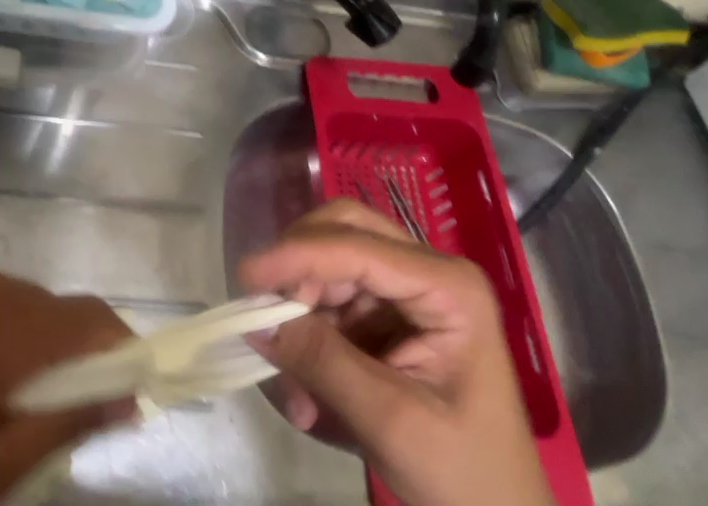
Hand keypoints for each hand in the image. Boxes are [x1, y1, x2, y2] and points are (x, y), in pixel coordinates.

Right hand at [239, 201, 553, 505]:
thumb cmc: (463, 472)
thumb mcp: (390, 420)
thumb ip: (323, 363)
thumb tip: (257, 324)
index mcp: (447, 287)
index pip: (358, 247)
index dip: (297, 255)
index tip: (244, 277)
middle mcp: (427, 274)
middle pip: (344, 234)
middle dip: (298, 269)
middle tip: (264, 315)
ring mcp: (407, 294)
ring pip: (329, 270)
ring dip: (299, 317)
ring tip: (294, 392)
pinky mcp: (388, 319)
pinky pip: (330, 305)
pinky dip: (308, 340)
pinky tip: (306, 396)